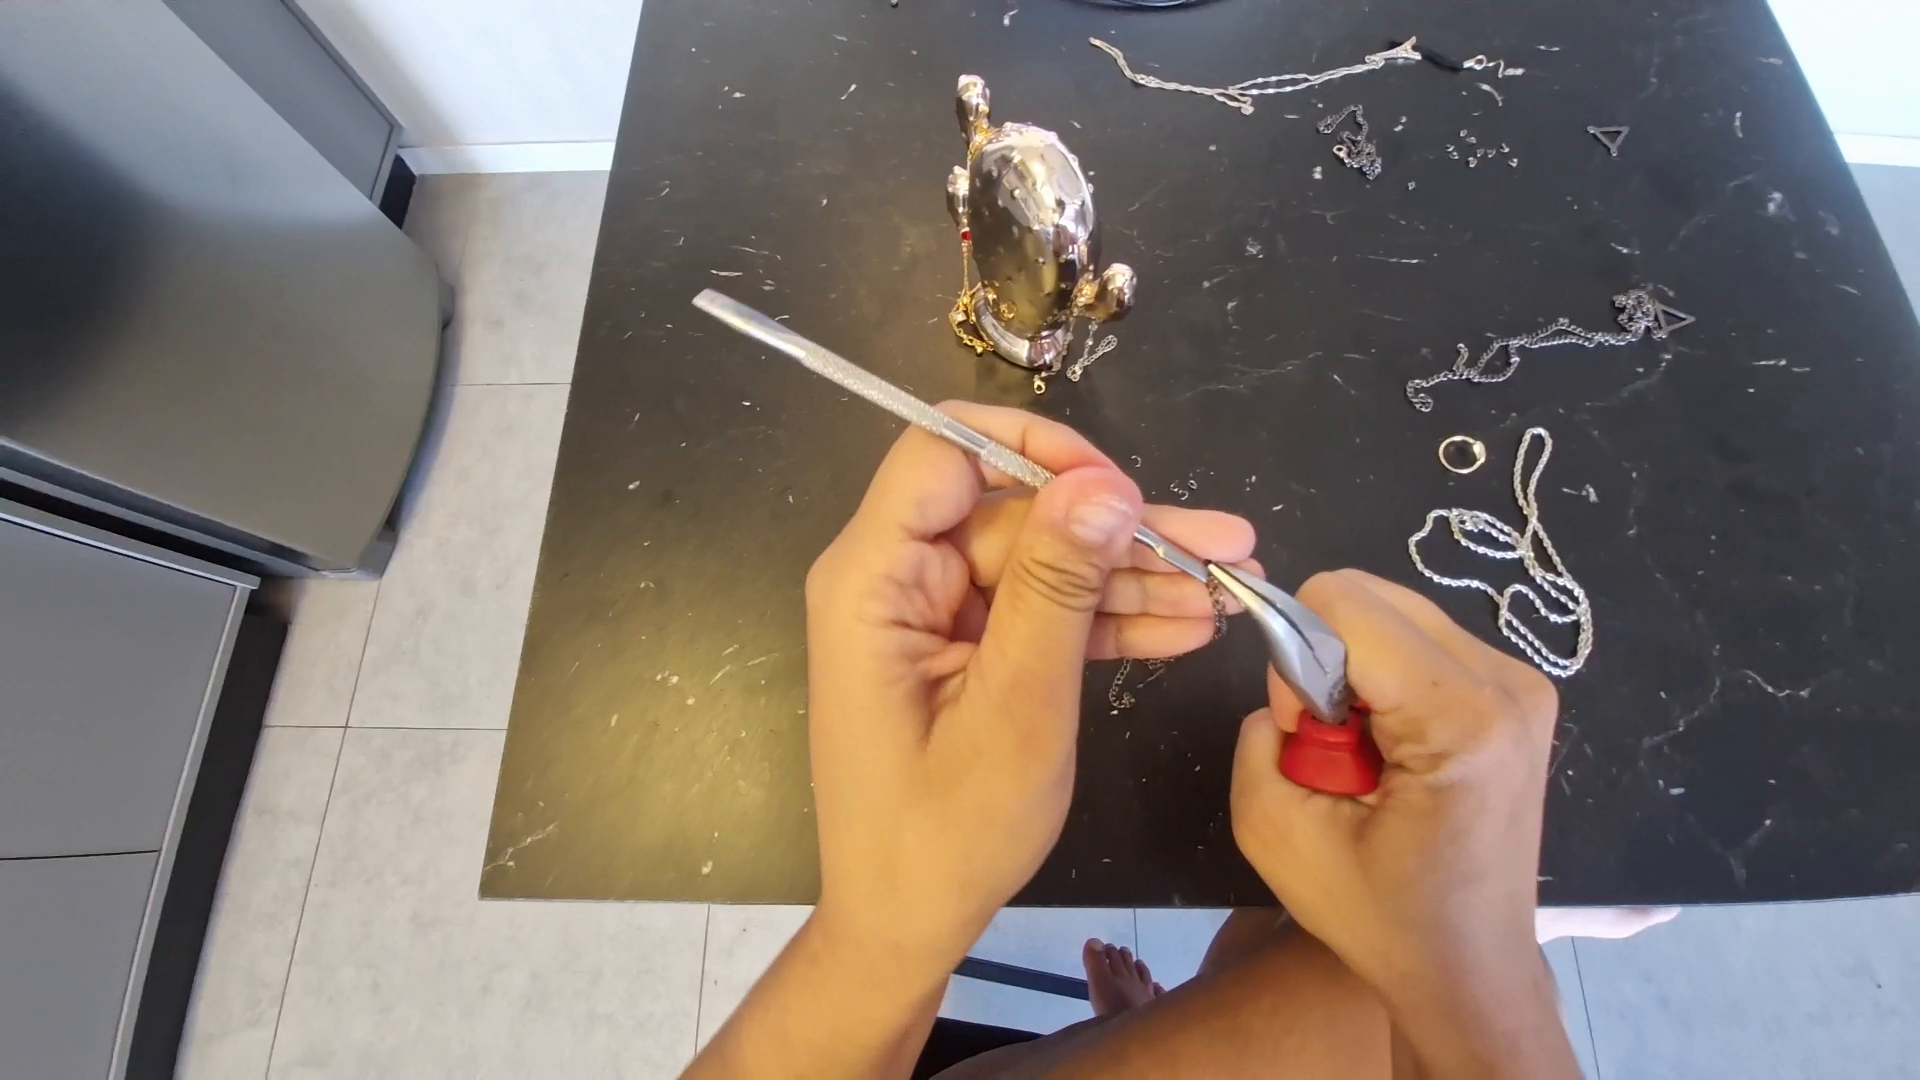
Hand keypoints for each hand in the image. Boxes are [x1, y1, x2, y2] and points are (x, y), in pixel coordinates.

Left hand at [805, 402, 1253, 972]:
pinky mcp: (967, 645)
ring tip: (1227, 587)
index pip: (941, 452)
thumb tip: (1103, 485)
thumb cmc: (946, 833)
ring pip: (1041, 561)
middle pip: (1014, 514)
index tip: (1115, 489)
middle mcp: (896, 579)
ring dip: (1131, 578)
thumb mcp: (1015, 707)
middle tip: (1225, 546)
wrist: (908, 921)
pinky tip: (1182, 626)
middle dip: (1118, 531)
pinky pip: (1039, 610)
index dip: (1032, 450)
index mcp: (872, 579)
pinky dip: (1106, 619)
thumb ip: (1056, 587)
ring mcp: (935, 613)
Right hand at [1229, 569, 1558, 998]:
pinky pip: (1413, 637)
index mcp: (1458, 716)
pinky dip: (1376, 673)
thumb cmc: (1373, 911)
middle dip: (1321, 654)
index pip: (1344, 602)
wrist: (1466, 971)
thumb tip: (1291, 689)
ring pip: (1387, 610)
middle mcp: (1505, 683)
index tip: (1301, 728)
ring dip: (1347, 665)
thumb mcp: (1270, 826)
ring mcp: (1520, 684)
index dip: (1295, 654)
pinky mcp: (1515, 692)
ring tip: (1357, 745)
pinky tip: (1387, 740)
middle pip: (1366, 595)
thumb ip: (1256, 733)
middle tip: (1324, 735)